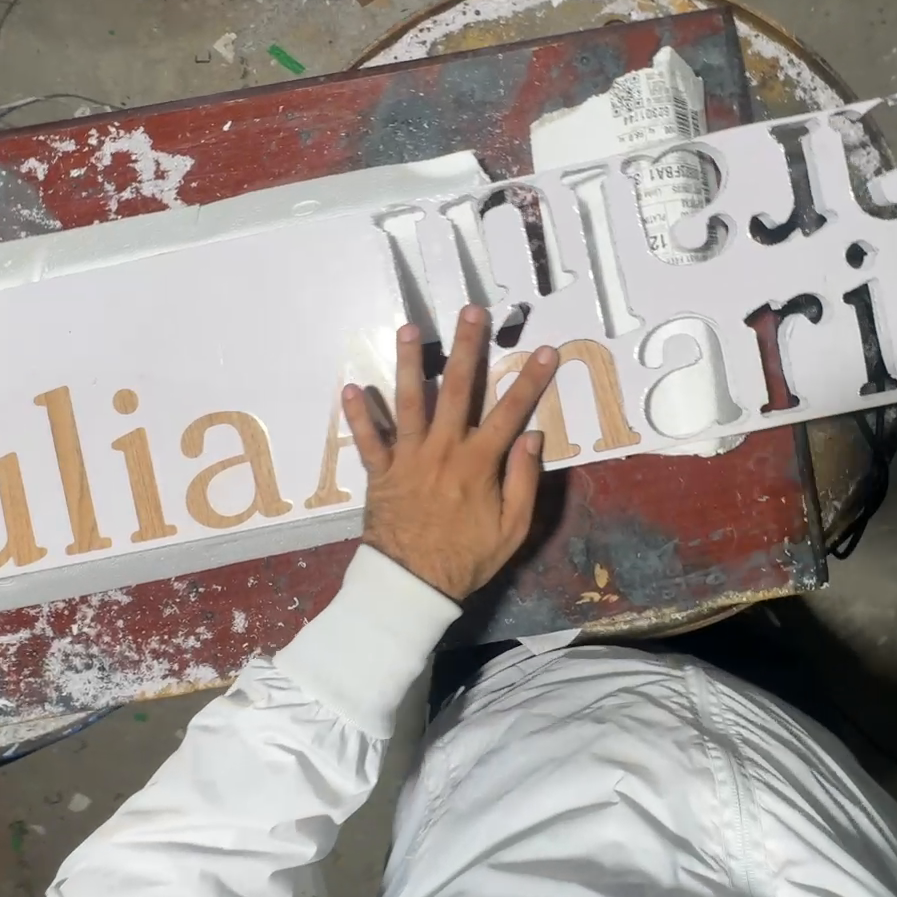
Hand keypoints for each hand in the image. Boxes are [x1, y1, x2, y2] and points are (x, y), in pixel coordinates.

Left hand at [341, 307, 559, 600]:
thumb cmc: (467, 557)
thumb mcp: (512, 528)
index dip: (531, 379)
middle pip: (458, 389)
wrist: (413, 586)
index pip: (511, 412)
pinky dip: (358, 416)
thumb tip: (534, 436)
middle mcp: (443, 449)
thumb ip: (524, 481)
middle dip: (468, 347)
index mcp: (479, 462)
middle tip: (472, 311)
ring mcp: (408, 457)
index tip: (545, 349)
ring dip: (410, 363)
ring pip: (409, 402)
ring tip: (409, 328)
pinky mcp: (380, 471)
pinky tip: (351, 388)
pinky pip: (368, 439)